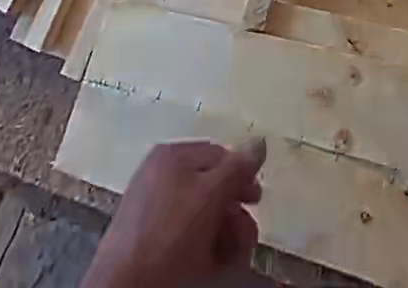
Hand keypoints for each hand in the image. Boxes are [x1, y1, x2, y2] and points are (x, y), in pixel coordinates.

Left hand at [84, 139, 265, 287]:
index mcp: (172, 155)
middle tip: (241, 240)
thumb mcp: (210, 198)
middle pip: (213, 186)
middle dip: (233, 214)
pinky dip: (202, 247)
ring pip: (202, 212)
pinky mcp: (149, 237)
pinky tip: (208, 266)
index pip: (220, 155)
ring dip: (223, 234)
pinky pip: (185, 232)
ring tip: (225, 258)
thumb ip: (237, 169)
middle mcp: (161, 174)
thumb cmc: (169, 240)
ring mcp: (152, 206)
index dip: (242, 177)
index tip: (256, 202)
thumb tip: (259, 141)